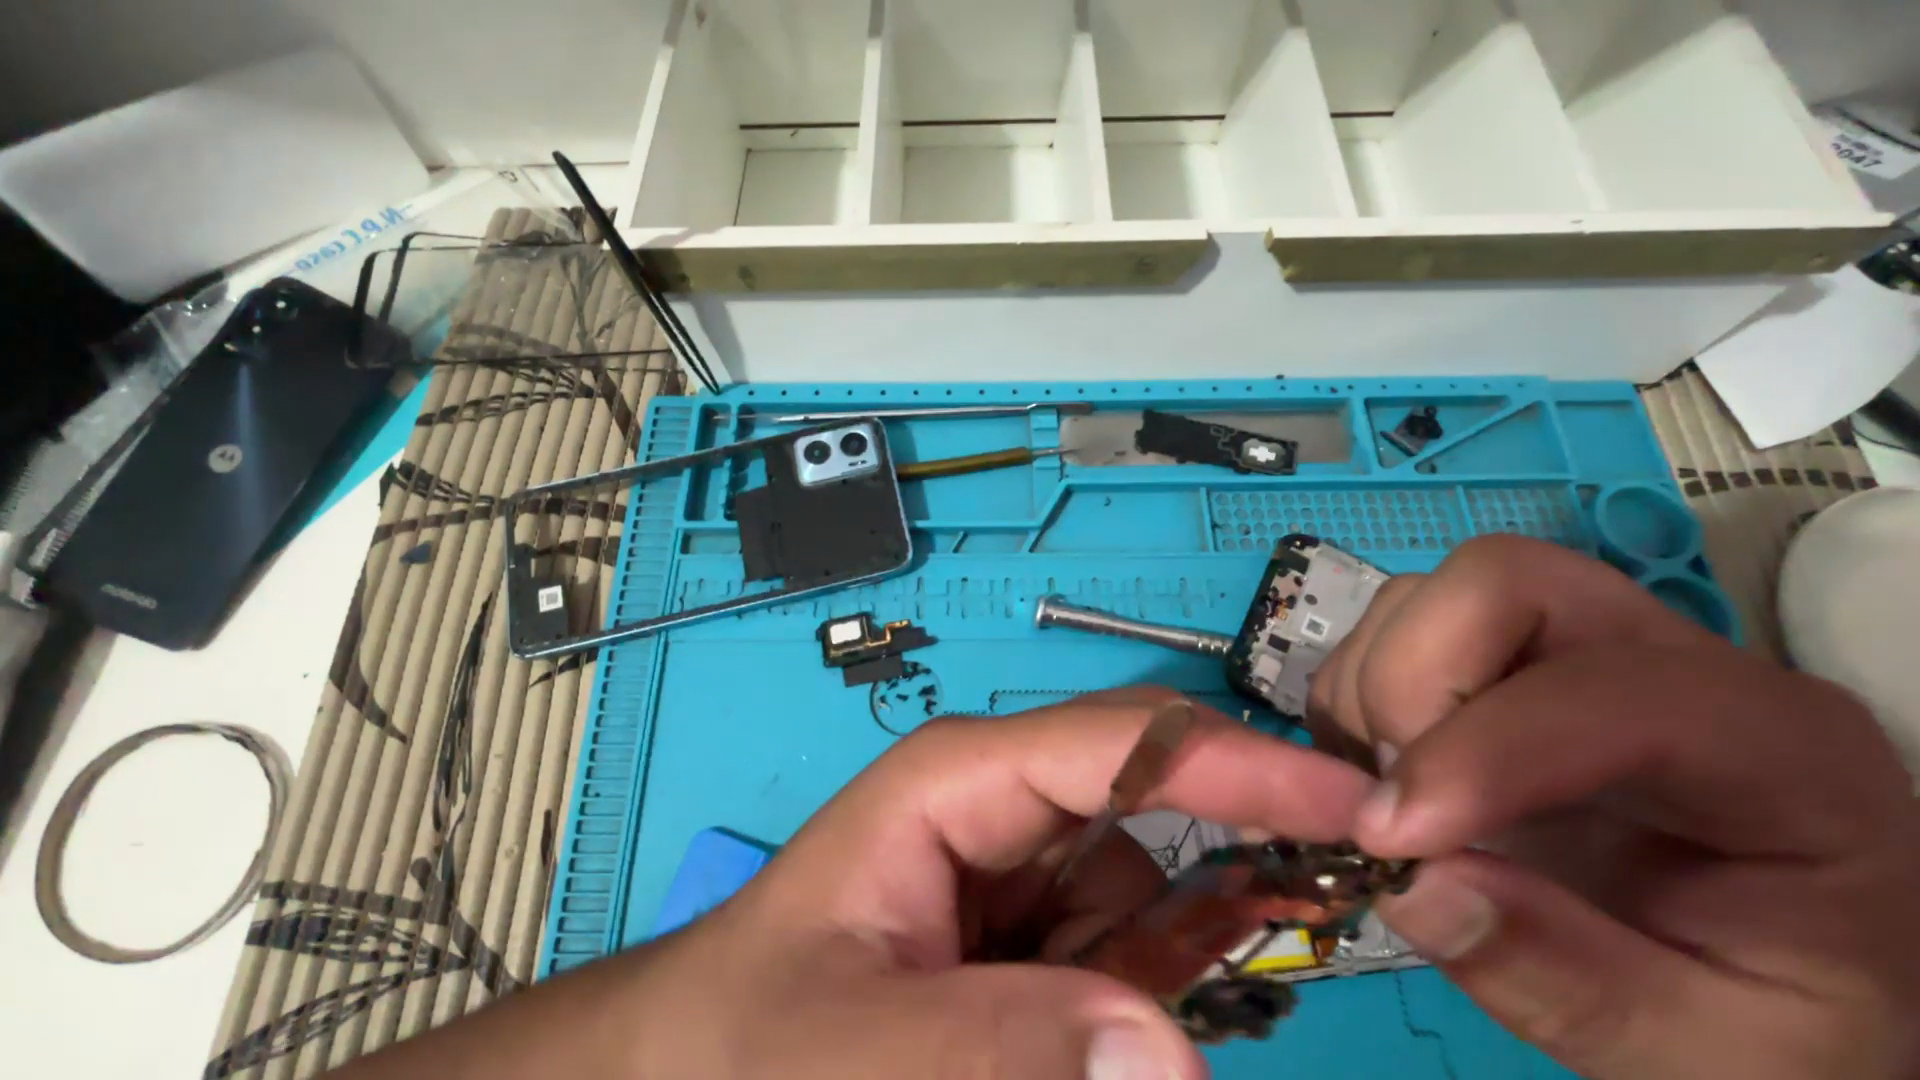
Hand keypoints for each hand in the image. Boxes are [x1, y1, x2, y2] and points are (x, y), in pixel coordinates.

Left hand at [332, 689, 1376, 1079]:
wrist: (692, 1063)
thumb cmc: (745, 1025)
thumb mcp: (852, 1040)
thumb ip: (999, 1045)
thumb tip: (1169, 1058)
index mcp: (964, 780)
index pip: (1126, 742)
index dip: (1242, 763)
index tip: (1355, 808)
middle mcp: (1008, 803)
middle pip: (1160, 802)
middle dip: (1242, 853)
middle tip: (1342, 904)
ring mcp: (1029, 868)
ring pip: (1159, 888)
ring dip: (1192, 948)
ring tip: (1135, 994)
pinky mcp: (1037, 929)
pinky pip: (1135, 942)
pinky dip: (1163, 983)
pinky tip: (1140, 1018)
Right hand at [1309, 536, 1919, 1078]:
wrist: (1769, 968)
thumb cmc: (1774, 1013)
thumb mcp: (1716, 1053)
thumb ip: (1572, 985)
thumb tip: (1411, 887)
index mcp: (1774, 748)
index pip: (1608, 692)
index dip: (1482, 751)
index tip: (1390, 841)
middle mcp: (1662, 661)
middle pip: (1502, 583)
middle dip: (1410, 678)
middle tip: (1390, 794)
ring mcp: (1565, 650)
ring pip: (1425, 600)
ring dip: (1369, 693)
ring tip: (1387, 799)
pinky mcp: (1493, 663)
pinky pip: (1385, 635)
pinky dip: (1352, 700)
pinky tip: (1381, 779)